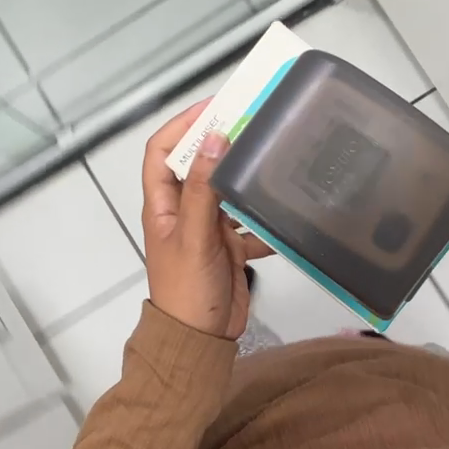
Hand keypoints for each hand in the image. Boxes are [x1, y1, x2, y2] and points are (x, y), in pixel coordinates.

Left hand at [140, 100, 274, 337]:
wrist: (200, 340)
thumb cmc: (186, 288)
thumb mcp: (194, 235)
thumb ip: (204, 188)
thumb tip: (215, 137)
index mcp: (163, 204)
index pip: (161, 151)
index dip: (182, 125)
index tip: (214, 107)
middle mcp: (183, 211)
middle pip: (199, 166)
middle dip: (222, 145)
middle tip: (255, 124)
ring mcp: (207, 229)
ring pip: (227, 193)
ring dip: (246, 180)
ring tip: (275, 159)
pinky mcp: (228, 247)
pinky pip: (248, 225)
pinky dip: (264, 220)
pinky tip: (286, 213)